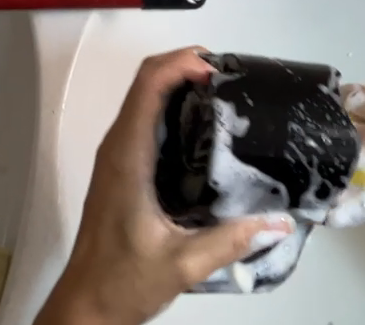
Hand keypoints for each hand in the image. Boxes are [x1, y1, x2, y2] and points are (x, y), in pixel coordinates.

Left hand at [39, 48, 294, 324]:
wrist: (85, 306)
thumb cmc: (121, 282)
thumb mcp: (182, 264)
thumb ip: (231, 241)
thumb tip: (279, 222)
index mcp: (128, 155)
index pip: (149, 84)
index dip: (182, 63)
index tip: (218, 71)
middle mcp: (119, 144)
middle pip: (147, 79)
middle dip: (186, 64)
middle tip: (228, 76)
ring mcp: (118, 152)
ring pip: (145, 93)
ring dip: (179, 79)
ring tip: (222, 91)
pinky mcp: (122, 163)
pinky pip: (145, 114)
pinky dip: (172, 101)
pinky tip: (203, 122)